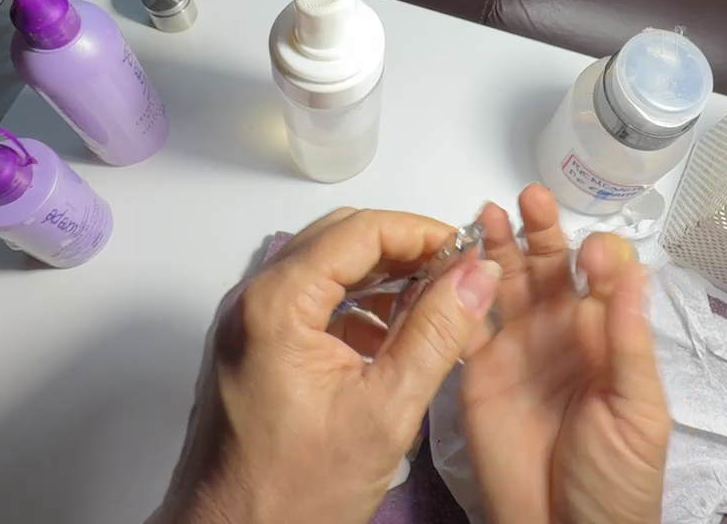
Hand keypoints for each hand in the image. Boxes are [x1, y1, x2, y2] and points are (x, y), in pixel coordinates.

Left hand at [156, 208, 503, 523]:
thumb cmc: (296, 495)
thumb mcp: (384, 414)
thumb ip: (437, 333)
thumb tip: (479, 273)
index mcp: (277, 303)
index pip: (360, 230)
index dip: (420, 231)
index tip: (465, 251)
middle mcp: (253, 296)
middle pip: (340, 237)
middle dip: (402, 247)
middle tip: (452, 272)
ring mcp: (248, 319)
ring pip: (326, 263)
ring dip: (381, 273)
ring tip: (431, 300)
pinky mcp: (252, 344)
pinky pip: (311, 297)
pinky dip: (355, 301)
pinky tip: (390, 334)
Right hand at [463, 185, 670, 523]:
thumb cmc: (617, 481)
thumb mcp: (639, 412)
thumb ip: (628, 340)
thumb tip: (635, 268)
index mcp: (602, 334)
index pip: (596, 276)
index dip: (591, 253)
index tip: (588, 248)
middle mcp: (557, 329)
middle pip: (547, 266)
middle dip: (540, 230)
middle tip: (531, 198)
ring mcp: (516, 346)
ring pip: (505, 281)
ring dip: (499, 245)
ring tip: (490, 212)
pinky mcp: (478, 368)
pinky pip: (467, 320)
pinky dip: (459, 290)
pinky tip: (455, 261)